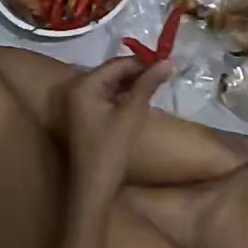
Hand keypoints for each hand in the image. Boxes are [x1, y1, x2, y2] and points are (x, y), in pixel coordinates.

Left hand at [60, 57, 171, 200]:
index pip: (118, 64)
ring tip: (158, 83)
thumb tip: (169, 60)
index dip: (144, 62)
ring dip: (133, 82)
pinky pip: (108, 94)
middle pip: (114, 71)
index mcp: (85, 85)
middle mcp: (78, 89)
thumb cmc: (111, 149)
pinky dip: (125, 94)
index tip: (168, 62)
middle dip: (139, 71)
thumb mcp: (133, 113)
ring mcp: (80, 102)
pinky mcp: (85, 113)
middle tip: (165, 72)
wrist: (94, 188)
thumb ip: (148, 84)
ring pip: (112, 82)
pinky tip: (142, 97)